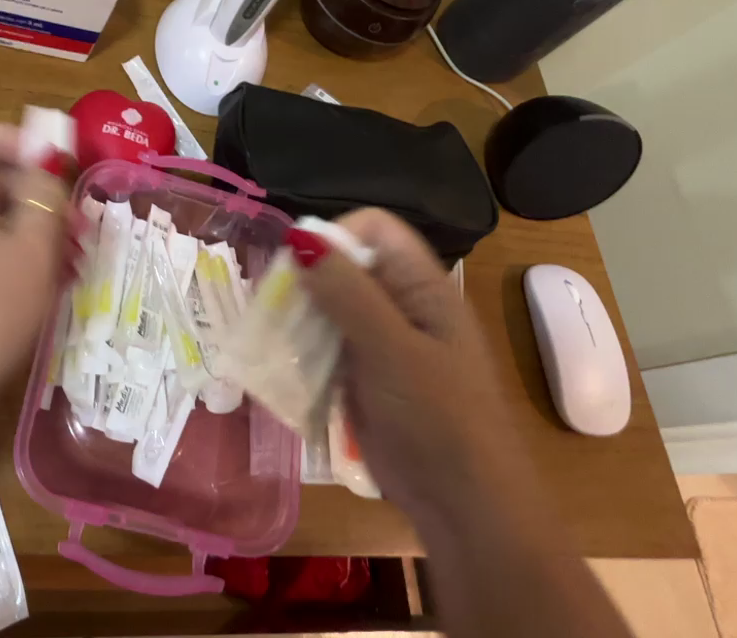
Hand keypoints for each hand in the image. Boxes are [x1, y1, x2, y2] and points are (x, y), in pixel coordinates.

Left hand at [0, 119, 68, 466]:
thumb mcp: (32, 248)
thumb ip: (44, 194)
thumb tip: (48, 158)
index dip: (19, 140)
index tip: (57, 172)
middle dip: (40, 193)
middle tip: (78, 226)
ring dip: (36, 230)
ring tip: (73, 264)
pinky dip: (18, 257)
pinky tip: (48, 289)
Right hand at [300, 209, 523, 516]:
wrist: (464, 508)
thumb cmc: (438, 420)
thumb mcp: (392, 351)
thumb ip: (347, 293)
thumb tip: (298, 237)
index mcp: (423, 287)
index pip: (373, 228)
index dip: (335, 237)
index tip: (300, 270)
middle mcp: (402, 305)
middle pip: (345, 264)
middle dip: (307, 279)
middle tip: (274, 307)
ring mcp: (382, 342)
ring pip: (330, 305)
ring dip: (299, 316)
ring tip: (272, 336)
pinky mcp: (364, 375)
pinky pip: (326, 344)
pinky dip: (303, 348)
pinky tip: (283, 363)